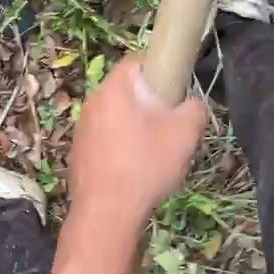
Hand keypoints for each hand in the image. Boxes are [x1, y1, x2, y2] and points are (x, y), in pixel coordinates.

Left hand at [67, 58, 208, 228]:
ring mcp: (82, 129)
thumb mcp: (185, 134)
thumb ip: (194, 108)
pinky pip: (106, 138)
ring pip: (115, 115)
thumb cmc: (145, 165)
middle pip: (125, 89)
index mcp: (113, 90)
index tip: (177, 86)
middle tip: (170, 120)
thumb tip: (190, 103)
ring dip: (136, 124)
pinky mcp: (79, 152)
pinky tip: (136, 167)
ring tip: (156, 148)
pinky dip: (121, 144)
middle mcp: (91, 104)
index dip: (160, 67)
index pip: (136, 61)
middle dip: (149, 100)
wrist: (106, 212)